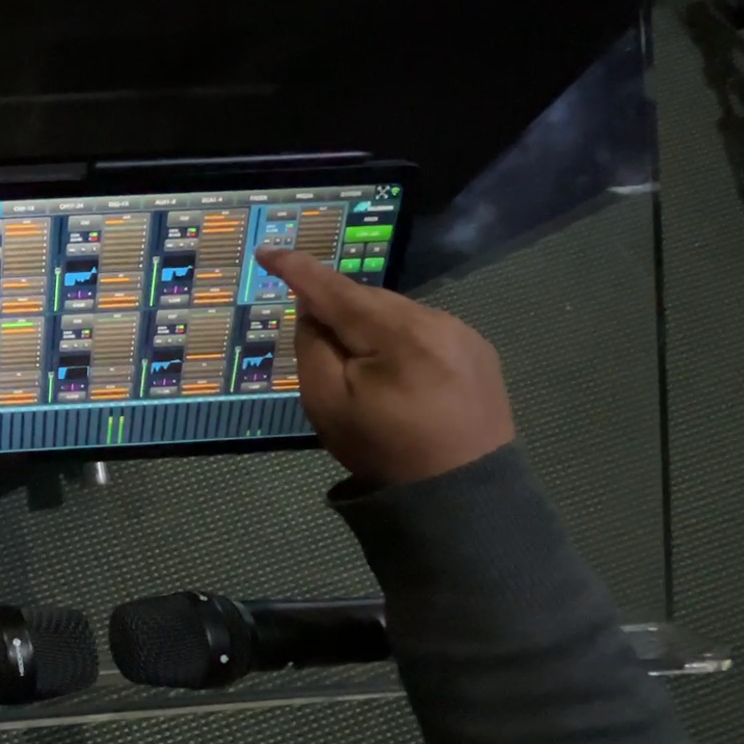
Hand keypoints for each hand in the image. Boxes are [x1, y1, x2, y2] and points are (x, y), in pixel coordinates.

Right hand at [254, 247, 516, 485]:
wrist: (461, 492)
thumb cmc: (382, 448)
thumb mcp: (326, 402)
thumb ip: (312, 347)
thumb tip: (312, 310)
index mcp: (397, 334)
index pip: (334, 289)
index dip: (296, 269)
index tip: (266, 250)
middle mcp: (436, 321)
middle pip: (366, 299)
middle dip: (333, 309)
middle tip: (313, 342)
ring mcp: (463, 334)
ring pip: (393, 313)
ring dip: (364, 325)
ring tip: (354, 365)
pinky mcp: (477, 351)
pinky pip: (420, 329)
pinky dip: (393, 338)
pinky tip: (389, 370)